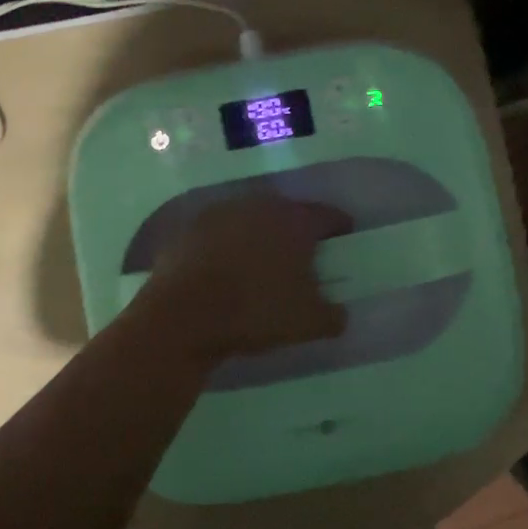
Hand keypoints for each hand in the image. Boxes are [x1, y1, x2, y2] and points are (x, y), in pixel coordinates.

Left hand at [136, 196, 352, 365]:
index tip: (344, 239)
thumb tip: (339, 312)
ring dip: (258, 237)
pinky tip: (224, 272)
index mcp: (295, 221)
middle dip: (296, 232)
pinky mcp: (189, 228)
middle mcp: (260, 206)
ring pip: (250, 221)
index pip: (328, 216)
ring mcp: (221, 213)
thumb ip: (332, 315)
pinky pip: (218, 235)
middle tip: (302, 258)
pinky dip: (225, 248)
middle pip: (287, 214)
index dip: (339, 228)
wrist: (183, 314)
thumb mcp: (308, 323)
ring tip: (260, 265)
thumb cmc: (256, 311)